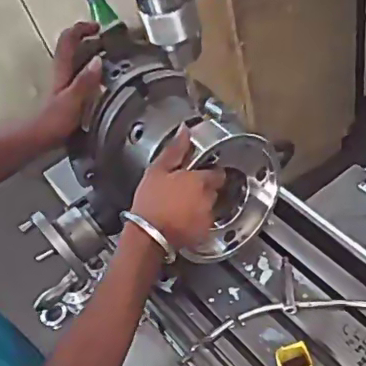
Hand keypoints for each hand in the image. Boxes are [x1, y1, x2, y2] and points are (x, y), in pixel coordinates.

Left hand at [29, 21, 103, 145]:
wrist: (41, 137)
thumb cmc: (55, 120)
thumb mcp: (73, 100)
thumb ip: (85, 81)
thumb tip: (98, 60)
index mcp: (63, 69)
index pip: (69, 38)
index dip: (82, 28)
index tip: (99, 28)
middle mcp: (63, 71)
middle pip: (74, 46)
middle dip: (90, 38)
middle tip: (110, 42)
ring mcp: (65, 82)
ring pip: (78, 59)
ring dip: (92, 53)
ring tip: (112, 58)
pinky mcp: (69, 94)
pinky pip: (82, 75)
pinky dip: (93, 71)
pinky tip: (105, 81)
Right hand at [131, 134, 225, 250]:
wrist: (148, 235)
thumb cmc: (151, 202)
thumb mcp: (158, 170)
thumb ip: (175, 150)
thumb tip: (185, 130)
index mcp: (200, 181)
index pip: (217, 173)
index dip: (208, 172)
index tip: (197, 174)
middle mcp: (208, 199)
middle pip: (213, 191)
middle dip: (202, 190)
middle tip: (183, 190)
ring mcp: (207, 218)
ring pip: (209, 208)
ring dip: (199, 206)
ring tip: (179, 207)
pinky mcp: (204, 234)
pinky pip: (203, 225)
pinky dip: (196, 223)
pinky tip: (180, 221)